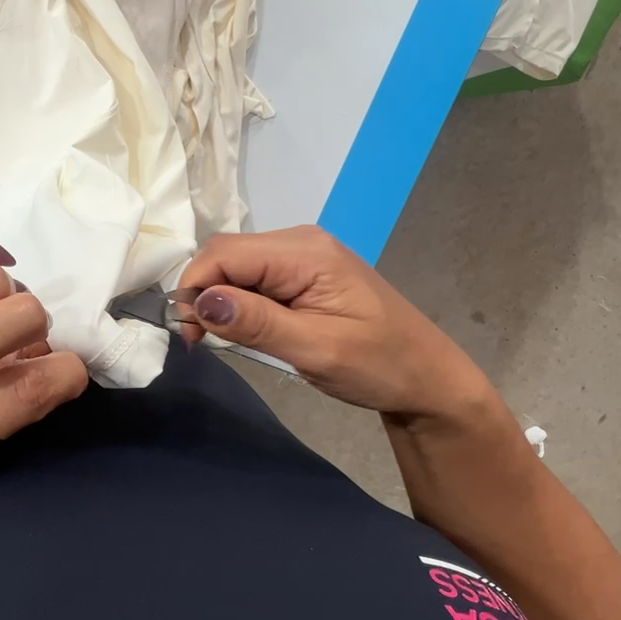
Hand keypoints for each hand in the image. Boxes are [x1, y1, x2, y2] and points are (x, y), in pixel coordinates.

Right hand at [177, 226, 493, 421]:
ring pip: (235, 266)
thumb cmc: (379, 366)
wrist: (428, 378)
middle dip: (203, 295)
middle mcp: (300, 241)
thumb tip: (200, 303)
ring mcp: (302, 254)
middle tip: (203, 343)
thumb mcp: (316, 350)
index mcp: (306, 253)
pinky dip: (237, 303)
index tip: (193, 338)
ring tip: (224, 339)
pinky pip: (253, 277)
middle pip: (225, 255)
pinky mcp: (302, 272)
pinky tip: (245, 328)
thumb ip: (257, 323)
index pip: (223, 254)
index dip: (195, 290)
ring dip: (219, 301)